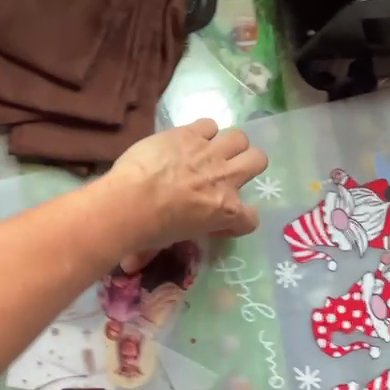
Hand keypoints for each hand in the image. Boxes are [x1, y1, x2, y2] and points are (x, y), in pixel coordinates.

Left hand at [101, 119, 267, 269]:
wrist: (131, 201)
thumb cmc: (148, 230)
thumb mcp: (161, 247)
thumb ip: (155, 251)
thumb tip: (131, 266)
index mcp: (225, 212)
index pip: (251, 219)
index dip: (239, 221)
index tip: (220, 220)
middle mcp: (225, 179)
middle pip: (258, 160)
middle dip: (247, 164)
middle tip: (226, 171)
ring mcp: (209, 153)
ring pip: (239, 137)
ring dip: (228, 143)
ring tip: (210, 150)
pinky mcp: (188, 134)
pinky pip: (208, 124)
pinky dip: (201, 131)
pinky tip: (187, 139)